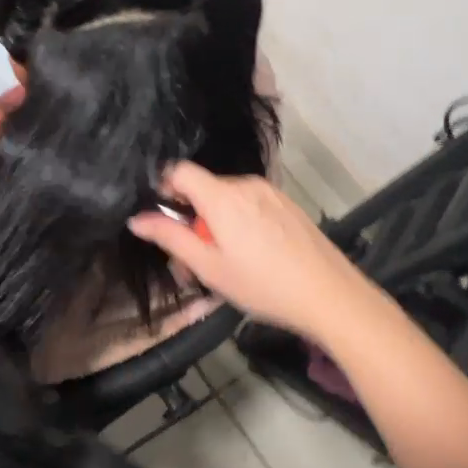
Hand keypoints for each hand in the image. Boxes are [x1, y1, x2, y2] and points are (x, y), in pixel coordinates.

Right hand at [127, 162, 379, 343]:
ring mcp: (271, 193)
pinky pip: (251, 205)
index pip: (179, 171)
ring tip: (225, 262)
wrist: (331, 297)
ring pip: (228, 198)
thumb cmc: (263, 285)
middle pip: (204, 188)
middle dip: (192, 216)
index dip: (164, 188)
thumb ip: (170, 238)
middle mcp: (246, 186)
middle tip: (193, 258)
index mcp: (222, 197)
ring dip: (216, 222)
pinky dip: (240, 223)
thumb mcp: (209, 268)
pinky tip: (253, 256)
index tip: (164, 219)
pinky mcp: (288, 205)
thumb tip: (137, 219)